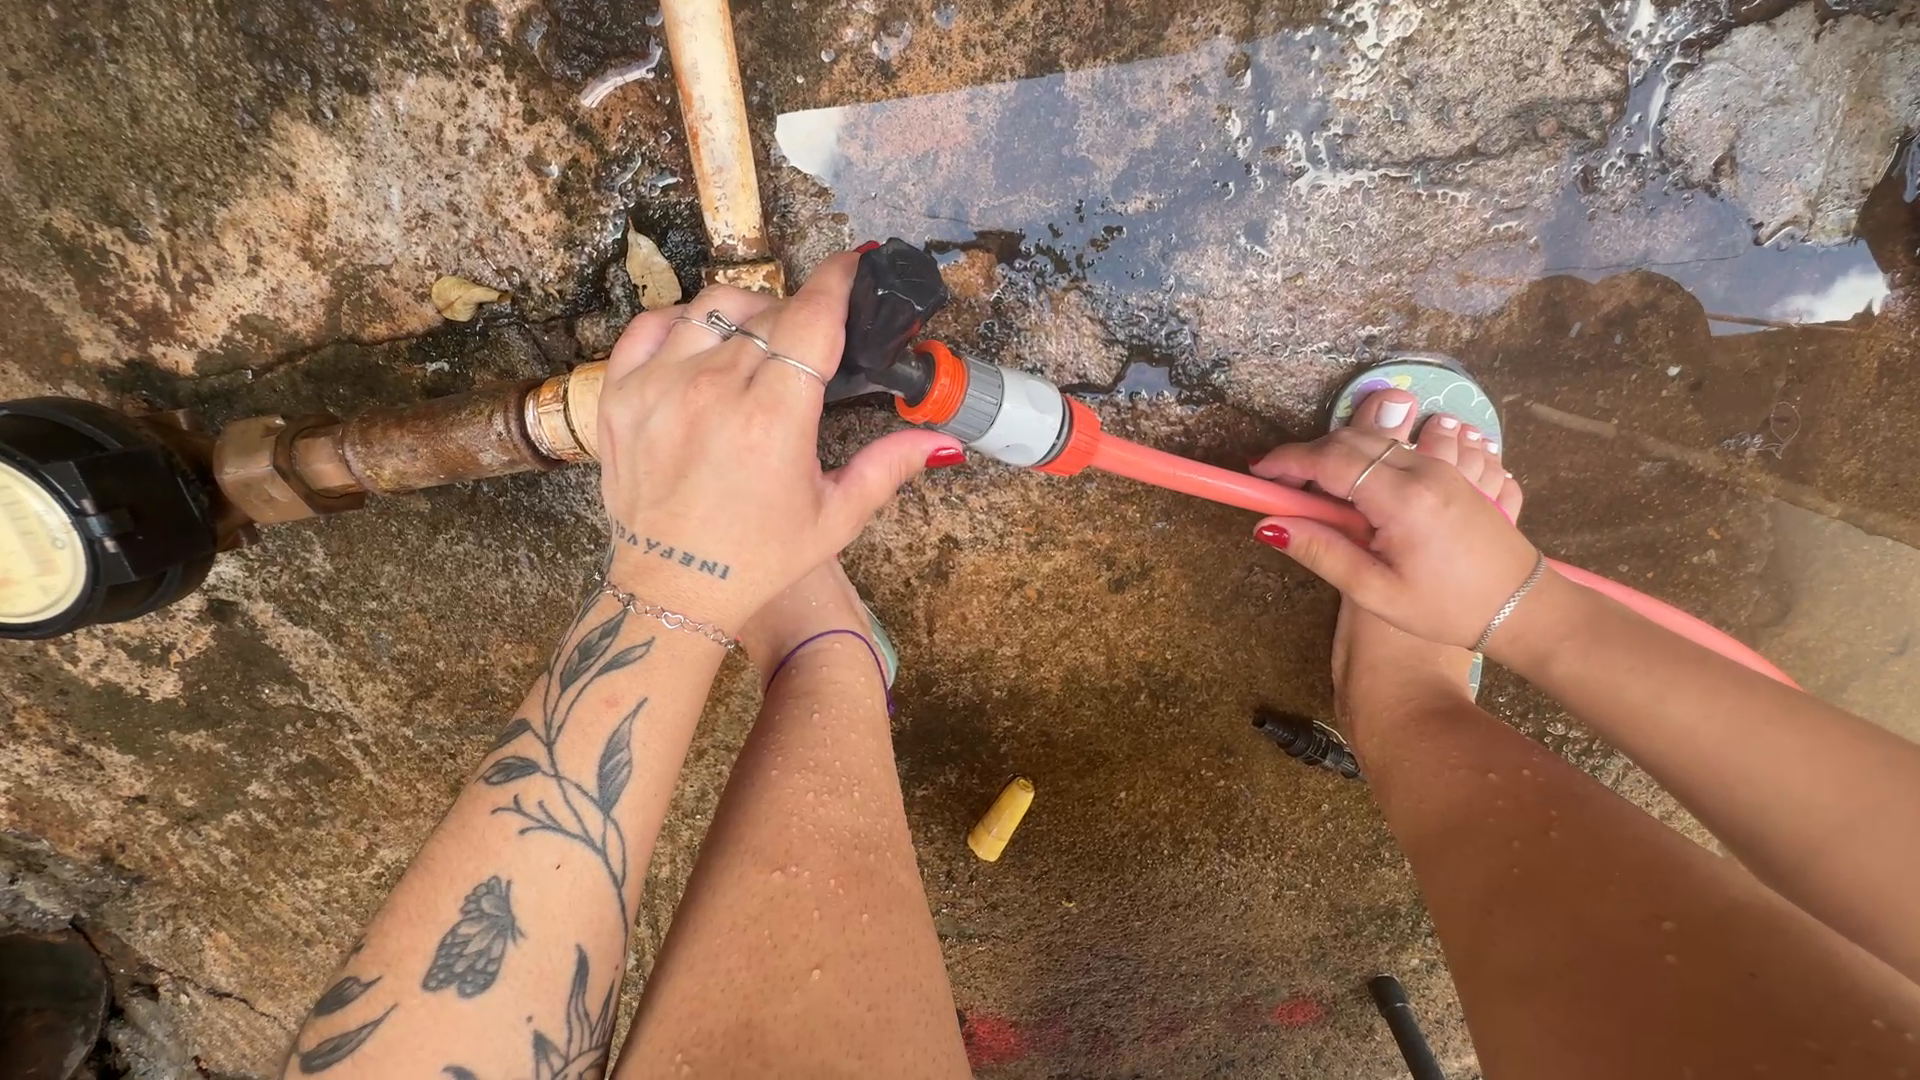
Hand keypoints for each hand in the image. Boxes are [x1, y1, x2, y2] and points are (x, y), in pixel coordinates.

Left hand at [594, 253, 960, 630]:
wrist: (673, 588)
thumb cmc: (759, 557)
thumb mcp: (836, 518)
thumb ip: (889, 468)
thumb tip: (943, 441)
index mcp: (772, 420)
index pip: (811, 318)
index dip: (837, 281)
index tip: (853, 265)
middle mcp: (712, 392)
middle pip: (769, 314)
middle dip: (801, 316)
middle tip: (814, 346)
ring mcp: (658, 388)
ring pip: (712, 307)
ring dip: (748, 313)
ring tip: (763, 343)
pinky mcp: (620, 395)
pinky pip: (652, 325)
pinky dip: (685, 322)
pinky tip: (705, 346)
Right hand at [1248, 388, 1538, 647]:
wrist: (1526, 608)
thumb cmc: (1447, 609)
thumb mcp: (1375, 592)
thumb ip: (1320, 552)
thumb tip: (1267, 525)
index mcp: (1404, 500)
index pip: (1330, 460)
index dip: (1287, 462)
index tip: (1257, 474)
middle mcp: (1425, 471)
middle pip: (1349, 441)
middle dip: (1306, 456)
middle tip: (1281, 489)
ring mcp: (1444, 468)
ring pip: (1373, 440)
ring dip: (1334, 456)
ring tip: (1313, 492)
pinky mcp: (1452, 473)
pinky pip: (1397, 449)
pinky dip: (1363, 458)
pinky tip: (1355, 487)